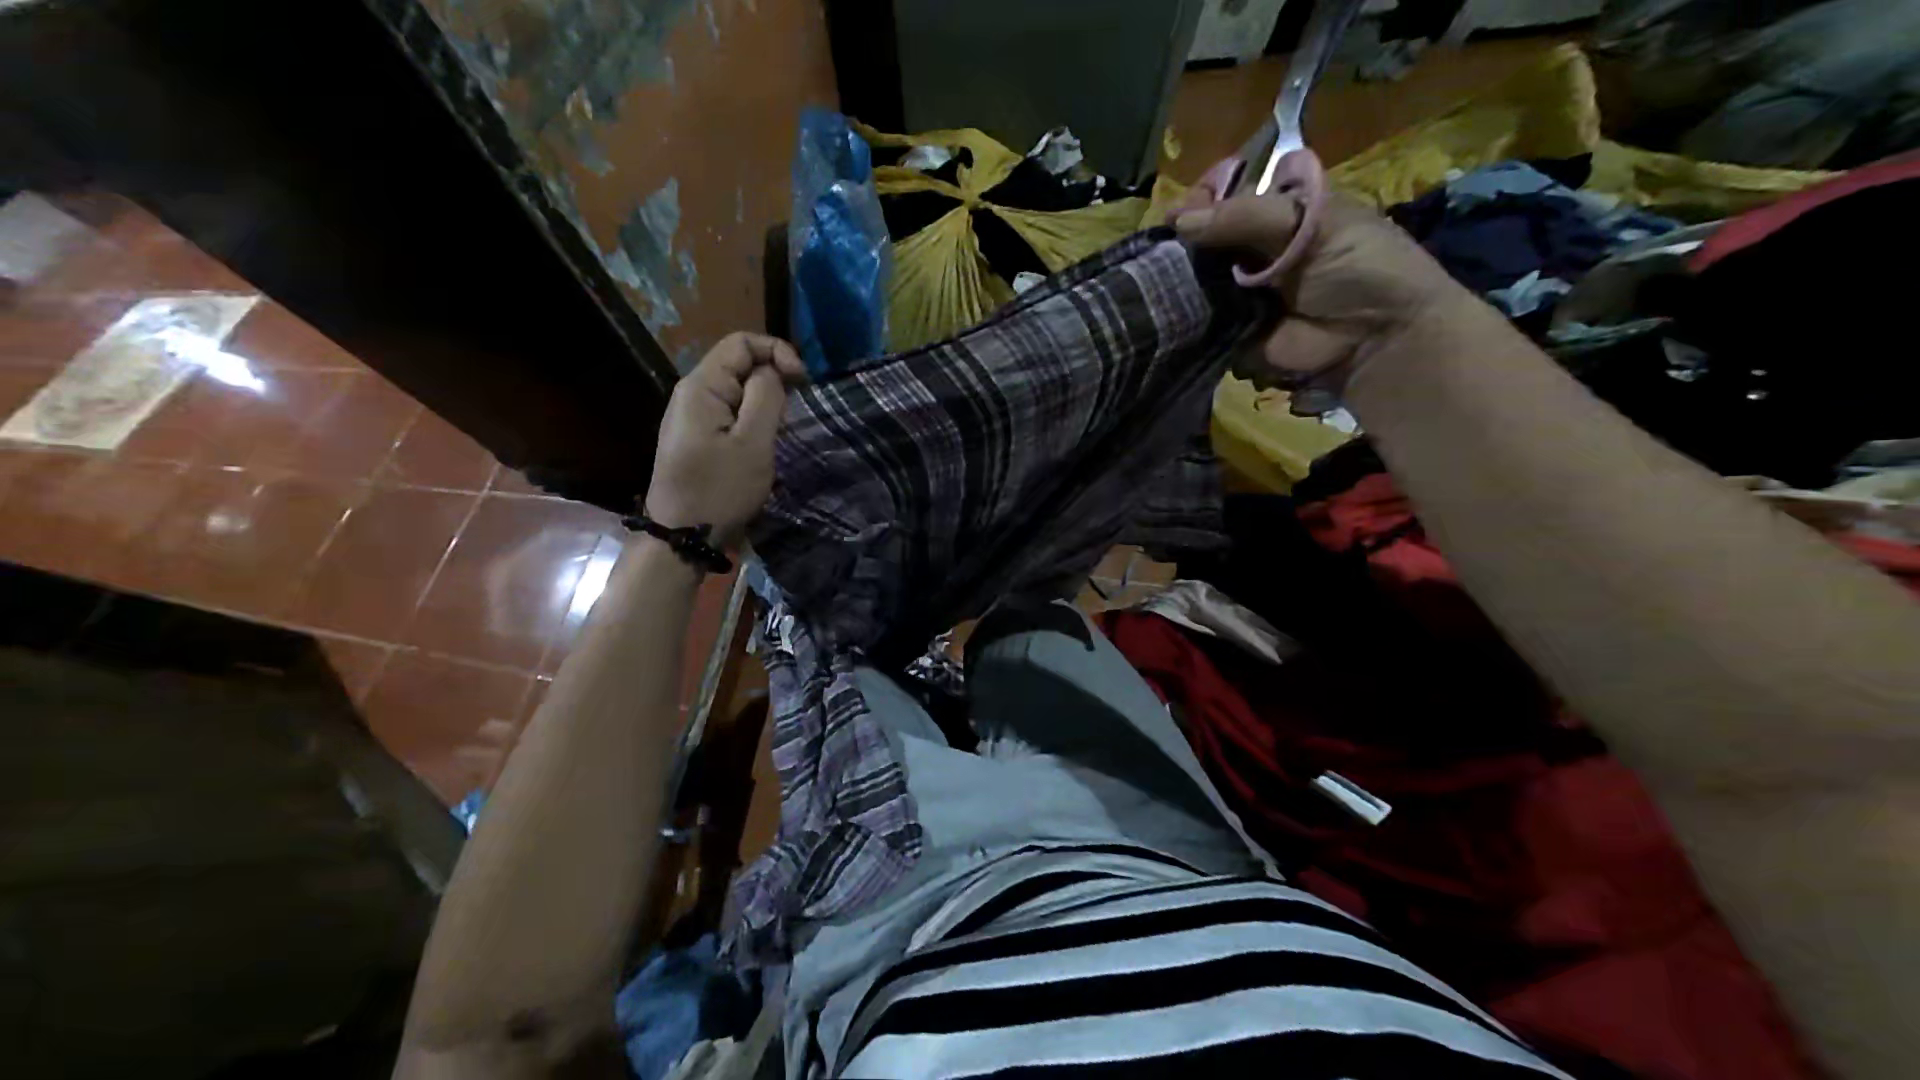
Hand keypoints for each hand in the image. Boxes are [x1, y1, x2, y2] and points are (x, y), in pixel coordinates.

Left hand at [645, 332, 805, 547]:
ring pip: (736, 390)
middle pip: (738, 364)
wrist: (682, 538)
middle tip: (794, 412)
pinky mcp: (696, 437)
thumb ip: (766, 398)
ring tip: (781, 430)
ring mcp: (691, 416)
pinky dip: (752, 418)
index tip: (803, 382)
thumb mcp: (753, 444)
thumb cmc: (720, 490)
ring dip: (765, 402)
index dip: (777, 352)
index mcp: (701, 386)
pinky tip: (763, 443)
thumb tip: (772, 373)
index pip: (741, 342)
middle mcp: (691, 393)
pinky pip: (729, 412)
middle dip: (773, 378)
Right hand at [1173, 190, 1469, 384]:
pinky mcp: (1230, 333)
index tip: (1179, 213)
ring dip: (1177, 284)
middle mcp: (1250, 250)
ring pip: (1193, 282)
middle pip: (1200, 240)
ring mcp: (1237, 294)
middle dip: (1180, 244)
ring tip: (1163, 284)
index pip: (1223, 196)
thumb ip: (1245, 217)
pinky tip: (1175, 314)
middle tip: (1163, 251)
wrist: (1379, 338)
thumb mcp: (1310, 222)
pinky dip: (1187, 320)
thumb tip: (1177, 221)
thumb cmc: (1358, 265)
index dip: (1199, 199)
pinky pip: (1198, 324)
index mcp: (1275, 211)